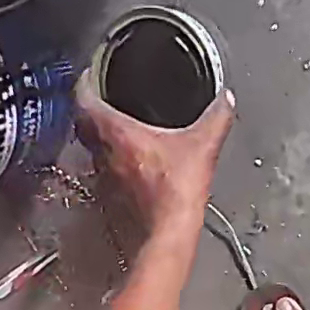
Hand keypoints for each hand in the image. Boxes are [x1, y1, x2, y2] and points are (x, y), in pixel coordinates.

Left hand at [74, 74, 234, 232]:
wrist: (170, 233)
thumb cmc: (177, 192)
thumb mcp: (203, 147)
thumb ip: (216, 119)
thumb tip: (227, 100)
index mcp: (117, 133)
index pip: (84, 98)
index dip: (85, 82)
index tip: (92, 76)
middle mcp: (104, 155)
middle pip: (83, 124)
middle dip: (91, 112)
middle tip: (103, 102)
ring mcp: (105, 179)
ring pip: (92, 151)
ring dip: (101, 141)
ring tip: (117, 133)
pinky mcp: (112, 199)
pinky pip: (105, 175)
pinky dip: (113, 166)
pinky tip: (130, 167)